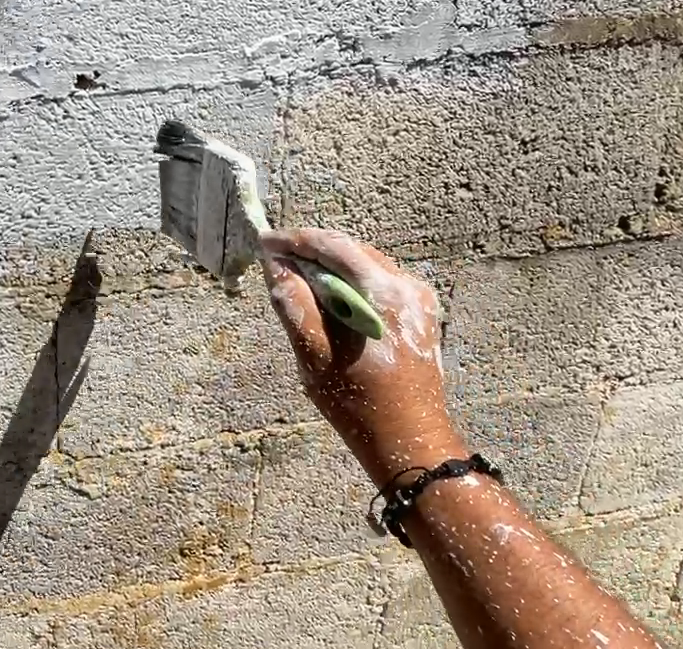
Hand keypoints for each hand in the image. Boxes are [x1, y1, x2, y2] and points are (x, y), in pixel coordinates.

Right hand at [258, 228, 464, 485]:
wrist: (409, 442)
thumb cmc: (358, 402)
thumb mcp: (313, 352)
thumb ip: (293, 301)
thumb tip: (275, 263)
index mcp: (385, 292)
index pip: (334, 246)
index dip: (294, 240)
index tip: (264, 241)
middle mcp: (408, 287)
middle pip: (351, 249)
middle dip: (310, 248)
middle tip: (275, 257)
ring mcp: (418, 300)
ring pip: (363, 262)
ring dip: (327, 263)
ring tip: (294, 274)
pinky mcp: (418, 314)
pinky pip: (376, 281)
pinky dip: (346, 280)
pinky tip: (325, 294)